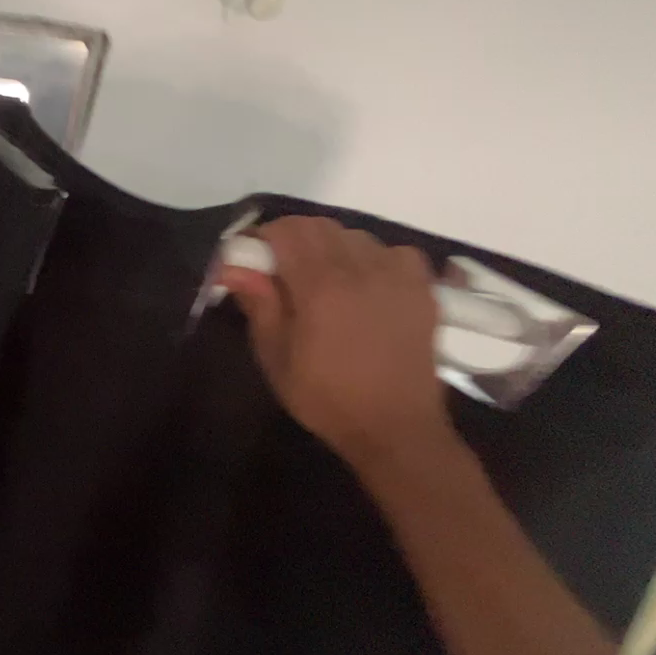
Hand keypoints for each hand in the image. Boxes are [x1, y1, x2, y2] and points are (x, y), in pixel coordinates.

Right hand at [218, 216, 450, 462]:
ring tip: (320, 278)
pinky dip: (371, 257)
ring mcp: (398, 277)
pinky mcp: (422, 290)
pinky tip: (363, 283)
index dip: (260, 237)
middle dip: (291, 238)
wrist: (395, 428)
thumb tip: (233, 265)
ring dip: (329, 247)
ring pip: (354, 236)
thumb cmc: (324, 396)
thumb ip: (258, 303)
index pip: (285, 231)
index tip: (248, 259)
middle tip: (277, 269)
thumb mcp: (274, 355)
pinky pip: (393, 252)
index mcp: (320, 287)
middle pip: (318, 226)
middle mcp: (361, 271)